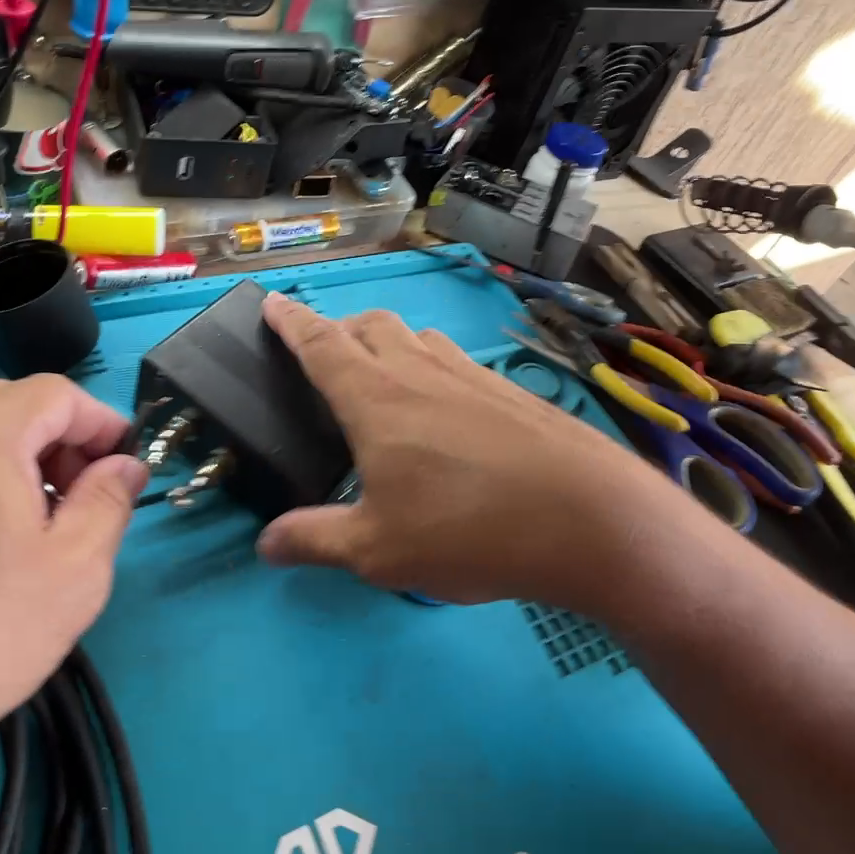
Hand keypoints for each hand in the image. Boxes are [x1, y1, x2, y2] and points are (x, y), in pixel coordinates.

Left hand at [0, 375, 147, 750]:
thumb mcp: (72, 573)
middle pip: (8, 407)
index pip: (58, 393)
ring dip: (11, 466)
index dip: (102, 424)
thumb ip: (109, 503)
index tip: (122, 471)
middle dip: (58, 443)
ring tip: (26, 537)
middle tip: (77, 507)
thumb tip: (123, 466)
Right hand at [257, 291, 686, 608]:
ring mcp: (471, 376)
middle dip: (341, 328)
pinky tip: (447, 407)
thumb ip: (316, 540)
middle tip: (328, 353)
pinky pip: (456, 360)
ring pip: (418, 336)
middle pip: (371, 325)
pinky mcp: (510, 392)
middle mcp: (420, 372)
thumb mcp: (378, 550)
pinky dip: (433, 365)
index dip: (292, 322)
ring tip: (384, 374)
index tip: (274, 304)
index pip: (321, 344)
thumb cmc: (467, 530)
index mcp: (375, 398)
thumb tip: (266, 543)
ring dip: (389, 341)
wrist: (588, 520)